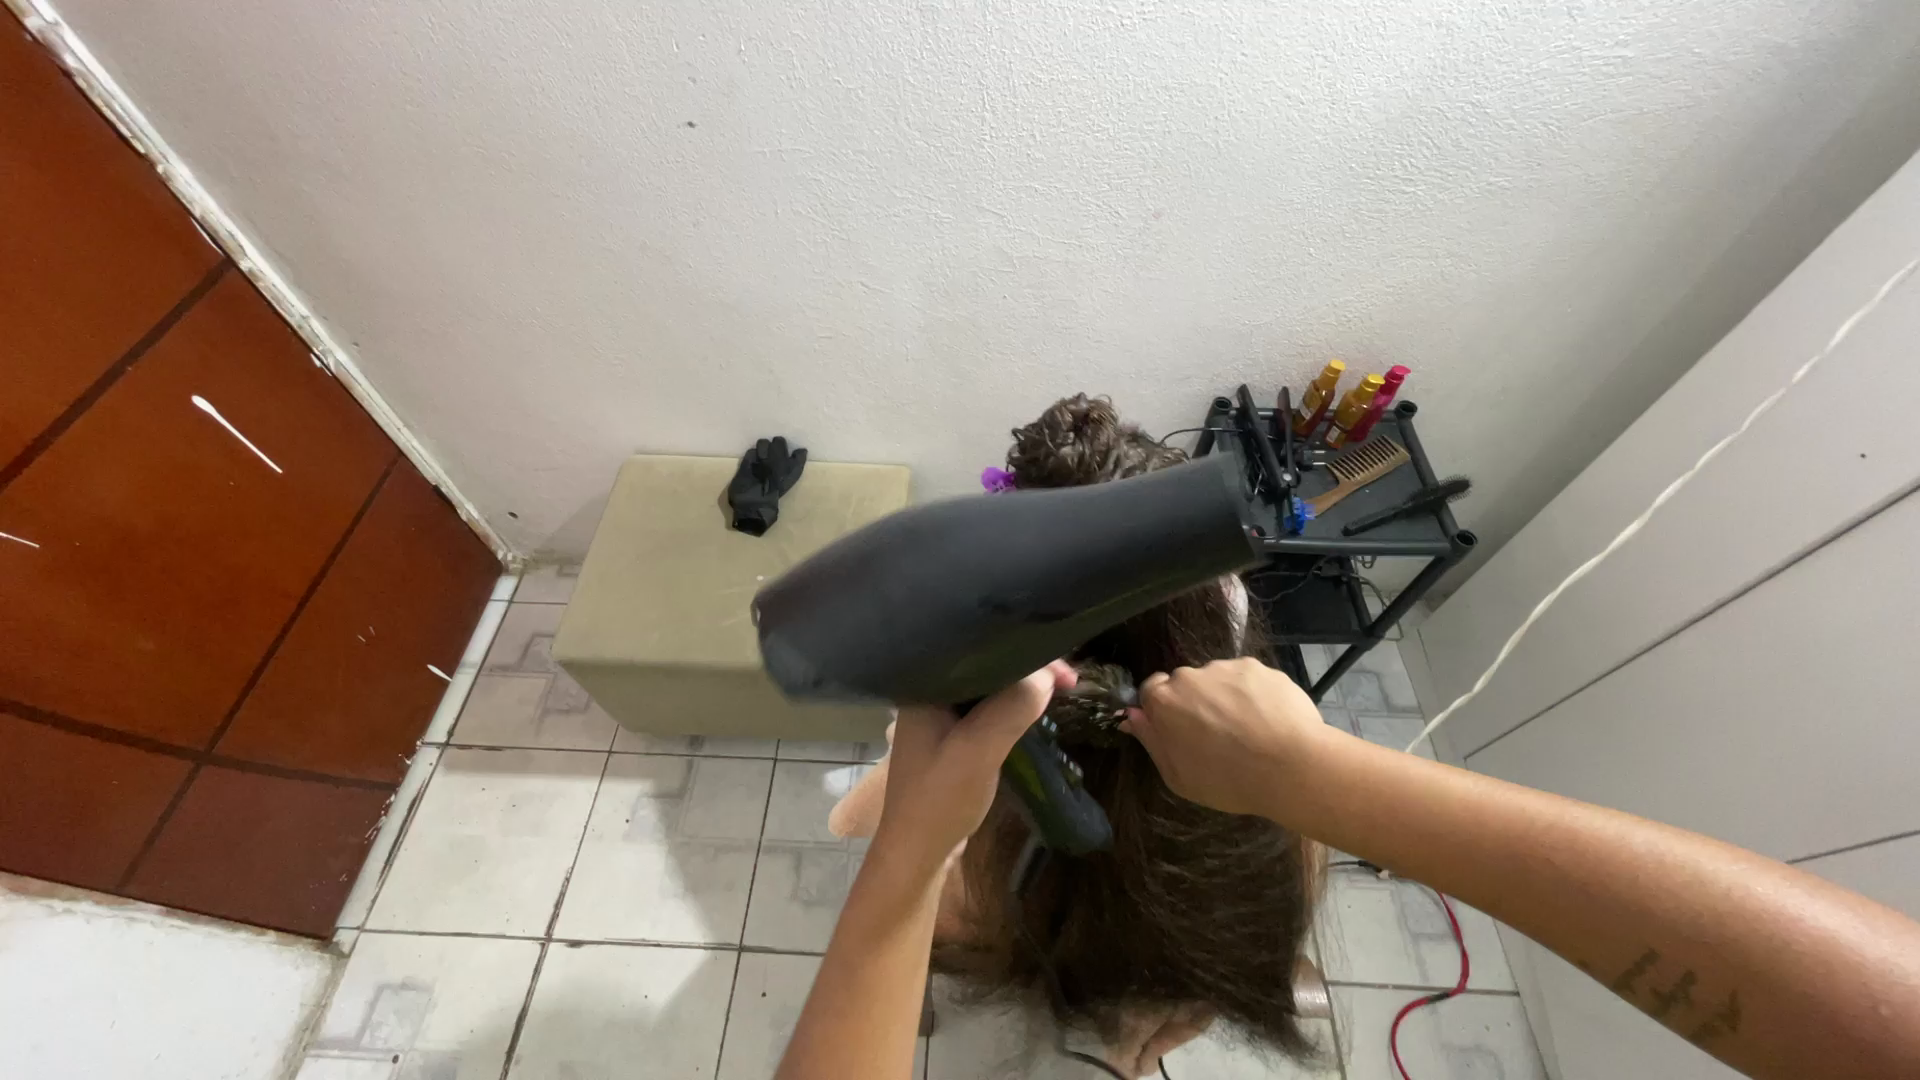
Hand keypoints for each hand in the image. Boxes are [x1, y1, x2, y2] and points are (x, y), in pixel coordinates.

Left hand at [874, 662, 1076, 875]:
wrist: (917, 856)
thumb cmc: (939, 801)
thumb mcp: (978, 751)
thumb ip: (1010, 709)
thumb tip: (1048, 674)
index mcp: (925, 686)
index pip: (977, 650)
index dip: (1022, 651)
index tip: (1062, 667)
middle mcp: (929, 694)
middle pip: (986, 665)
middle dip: (1028, 666)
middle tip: (1069, 677)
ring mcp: (940, 716)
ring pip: (989, 688)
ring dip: (1024, 687)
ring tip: (1062, 687)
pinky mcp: (952, 736)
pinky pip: (987, 709)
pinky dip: (1013, 705)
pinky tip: (1036, 707)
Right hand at [1122, 657, 1335, 816]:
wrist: (1291, 769)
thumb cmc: (1228, 780)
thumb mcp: (1177, 776)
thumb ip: (1151, 741)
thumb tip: (1132, 716)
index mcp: (1164, 701)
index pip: (1151, 689)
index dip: (1164, 709)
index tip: (1180, 729)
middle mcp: (1189, 676)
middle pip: (1184, 683)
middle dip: (1195, 702)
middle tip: (1216, 734)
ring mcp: (1225, 668)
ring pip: (1217, 679)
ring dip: (1225, 697)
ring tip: (1249, 730)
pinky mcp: (1257, 667)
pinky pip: (1247, 678)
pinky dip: (1253, 694)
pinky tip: (1269, 720)